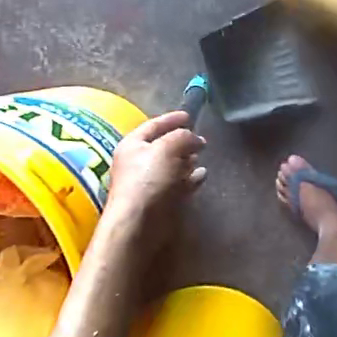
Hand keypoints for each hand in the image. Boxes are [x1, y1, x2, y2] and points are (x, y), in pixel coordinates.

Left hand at [100, 111, 205, 238]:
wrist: (139, 222)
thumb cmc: (148, 179)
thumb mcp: (167, 148)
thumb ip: (183, 137)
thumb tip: (197, 139)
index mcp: (133, 145)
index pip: (153, 125)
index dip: (171, 119)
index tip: (189, 115)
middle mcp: (138, 162)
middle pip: (164, 145)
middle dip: (182, 141)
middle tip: (200, 139)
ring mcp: (149, 182)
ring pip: (173, 165)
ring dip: (187, 160)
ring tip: (201, 156)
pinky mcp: (161, 199)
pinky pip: (180, 183)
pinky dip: (191, 178)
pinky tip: (202, 175)